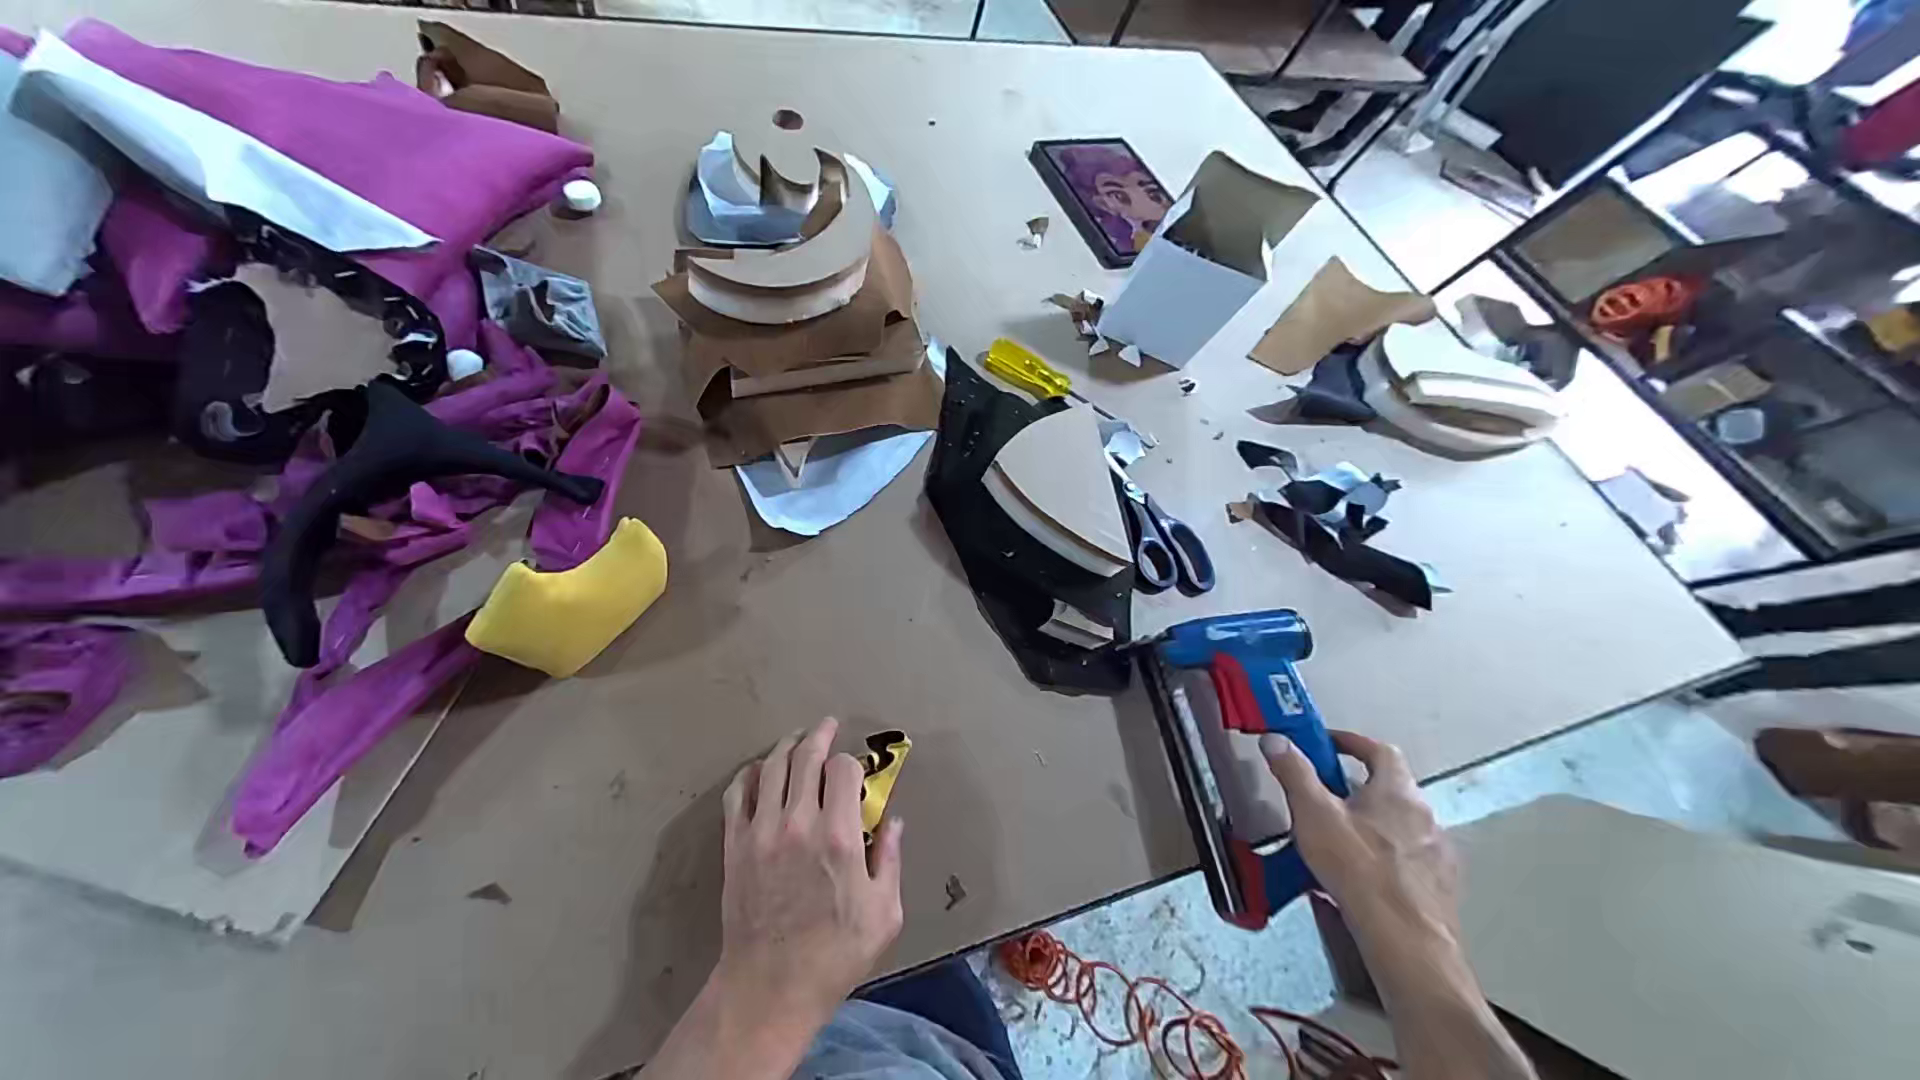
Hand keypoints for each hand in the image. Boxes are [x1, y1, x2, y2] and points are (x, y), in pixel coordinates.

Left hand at [714, 717, 905, 1023]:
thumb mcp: (884, 914)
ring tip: (798, 738)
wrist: (768, 988)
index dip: (853, 762)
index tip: (856, 772)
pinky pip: (738, 793)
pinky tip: (761, 768)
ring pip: (772, 766)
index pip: (844, 769)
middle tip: (827, 726)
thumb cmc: (834, 954)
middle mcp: (799, 823)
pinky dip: (751, 772)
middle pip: (806, 756)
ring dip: (788, 745)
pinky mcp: (735, 845)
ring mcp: (761, 831)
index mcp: (839, 836)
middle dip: (820, 735)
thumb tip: (893, 822)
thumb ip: (891, 860)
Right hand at [1260, 730, 1458, 940]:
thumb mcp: (1313, 813)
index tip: (1327, 743)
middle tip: (1326, 796)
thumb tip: (1276, 739)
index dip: (1352, 741)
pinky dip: (1388, 857)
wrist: (1405, 940)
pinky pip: (1411, 859)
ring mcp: (1439, 854)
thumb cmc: (1357, 867)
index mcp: (1397, 791)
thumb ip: (1294, 772)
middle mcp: (1426, 816)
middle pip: (1391, 788)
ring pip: (1402, 825)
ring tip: (1341, 839)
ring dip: (1374, 823)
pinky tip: (1364, 875)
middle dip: (1358, 787)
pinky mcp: (1441, 888)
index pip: (1380, 750)